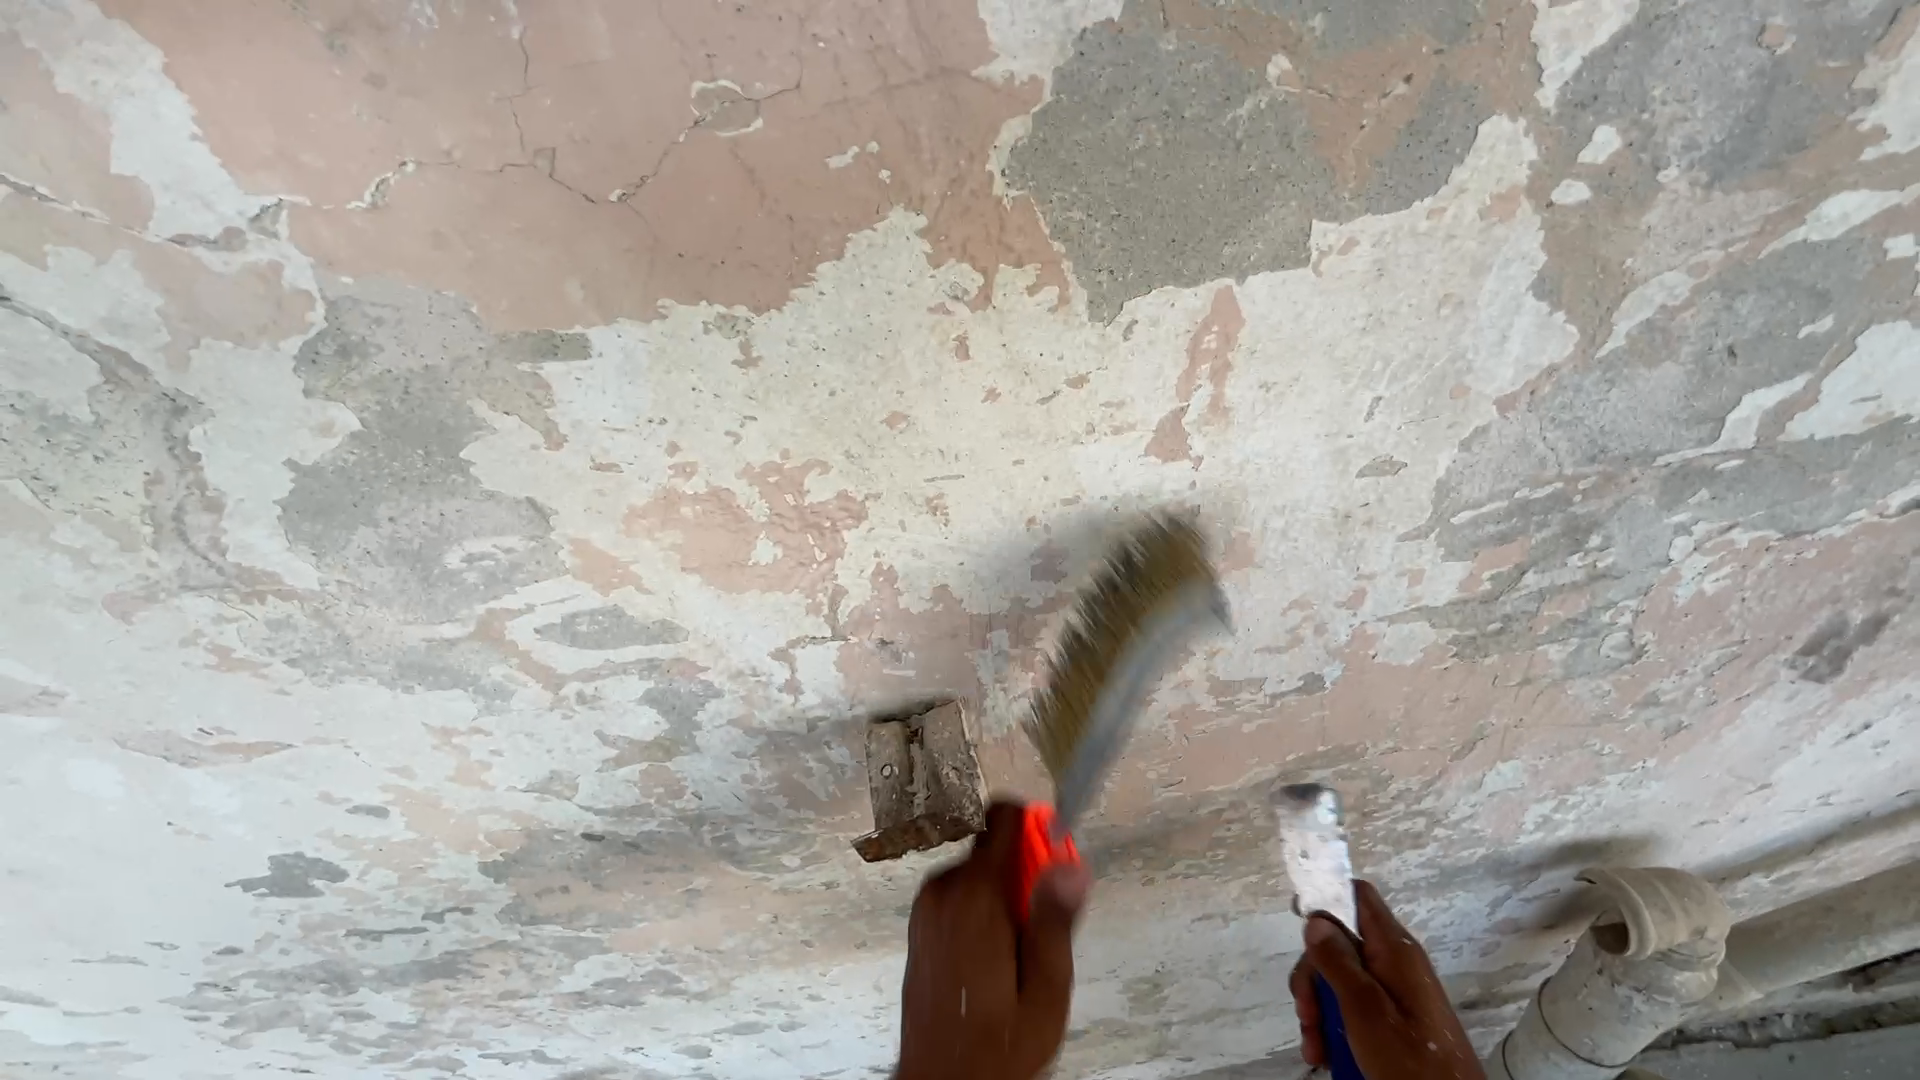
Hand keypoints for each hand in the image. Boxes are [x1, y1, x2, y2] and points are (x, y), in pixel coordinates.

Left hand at [897, 801, 1091, 1079]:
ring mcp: (926, 905)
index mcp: (975, 896)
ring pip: (979, 872)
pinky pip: (960, 893)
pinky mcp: (920, 922)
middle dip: (1025, 874)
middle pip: (995, 847)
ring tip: (1016, 954)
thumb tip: (1071, 863)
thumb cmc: (997, 1046)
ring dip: (1004, 895)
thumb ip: (1056, 920)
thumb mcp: (1045, 991)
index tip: (1056, 857)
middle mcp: (943, 889)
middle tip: (1041, 931)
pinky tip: (993, 958)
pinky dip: (982, 908)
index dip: (1037, 827)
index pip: (1004, 818)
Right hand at [1289, 880, 1483, 1079]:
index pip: (1357, 896)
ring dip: (1319, 1009)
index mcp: (1395, 950)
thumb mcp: (1366, 1012)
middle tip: (1306, 1012)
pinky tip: (1326, 1054)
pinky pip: (1351, 1007)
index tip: (1297, 918)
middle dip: (1313, 976)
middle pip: (1338, 944)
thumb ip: (1338, 962)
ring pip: (1339, 979)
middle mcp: (1394, 964)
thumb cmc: (1412, 1064)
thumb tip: (1315, 919)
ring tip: (1315, 1047)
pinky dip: (1334, 1027)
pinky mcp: (1393, 1020)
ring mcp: (1393, 994)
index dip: (1325, 898)